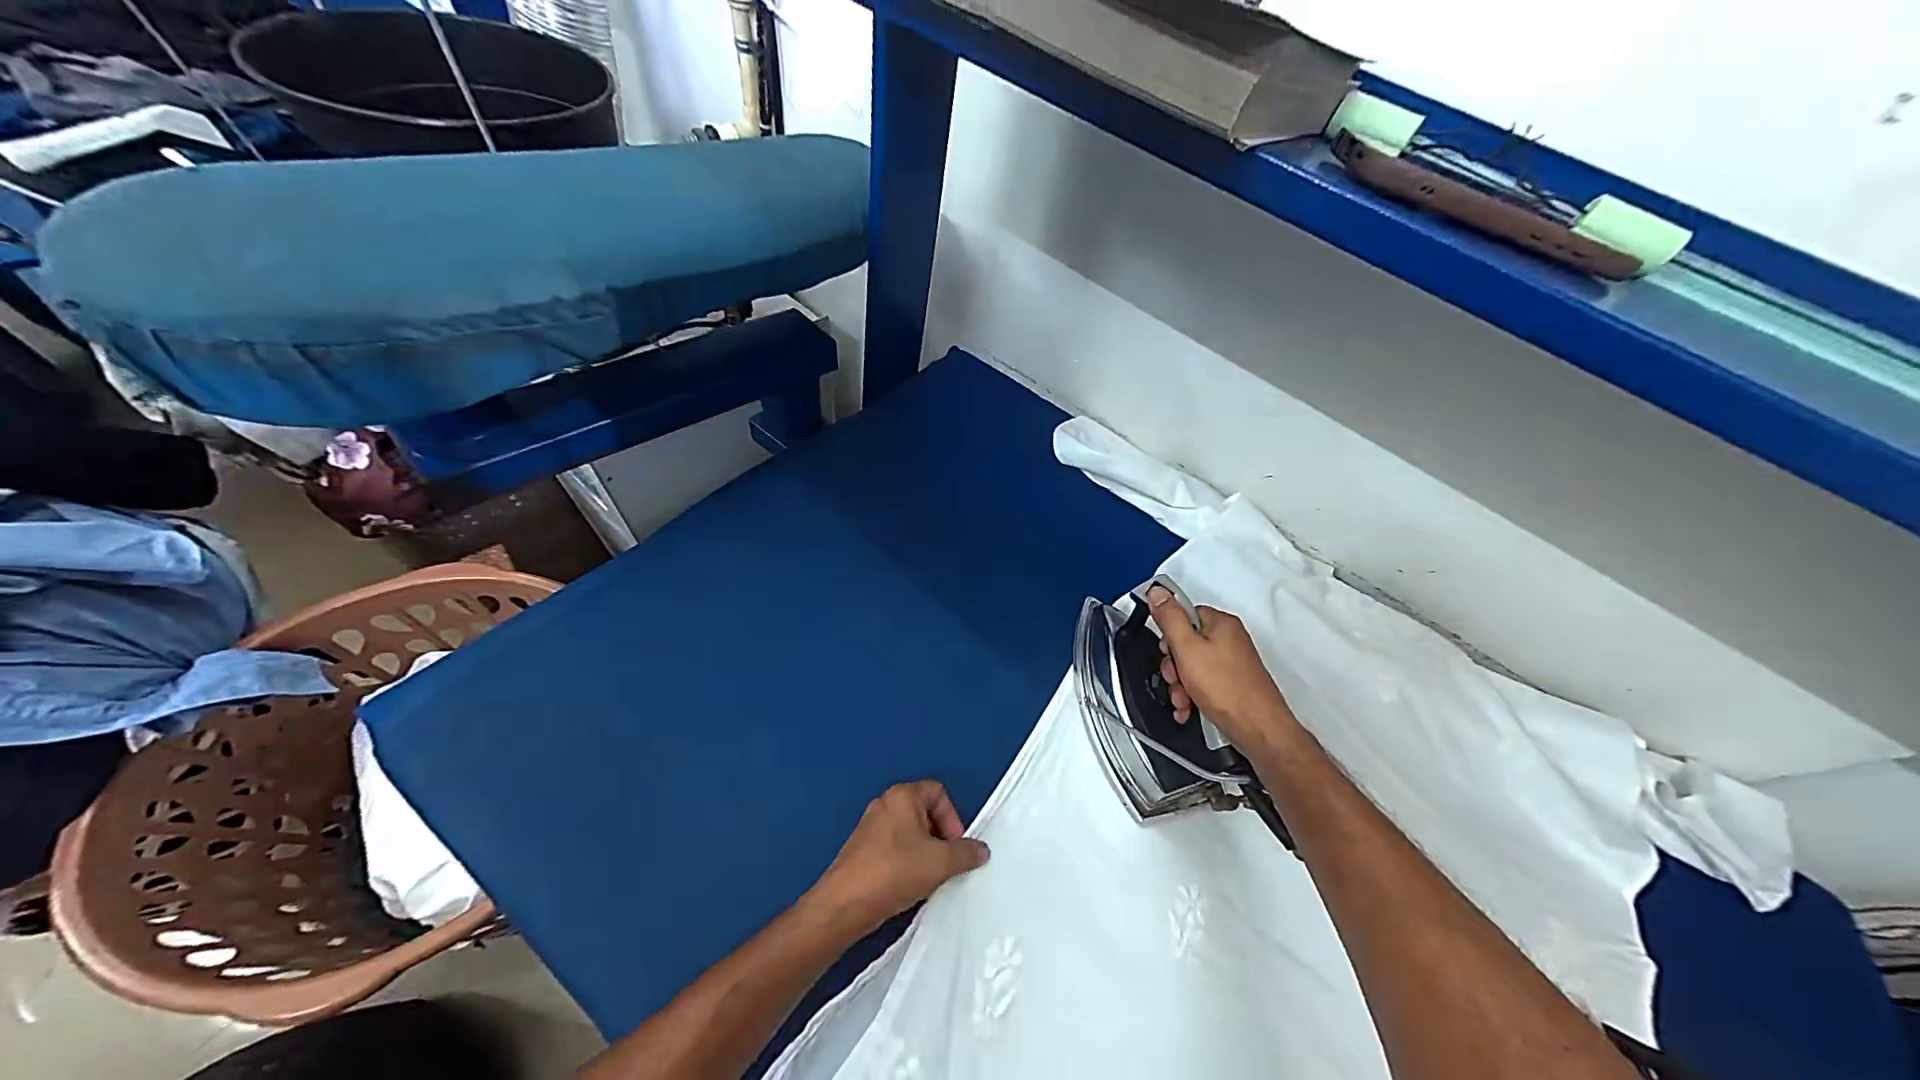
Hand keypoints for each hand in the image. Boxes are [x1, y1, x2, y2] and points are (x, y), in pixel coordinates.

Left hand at [807, 781, 989, 938]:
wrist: (845, 904)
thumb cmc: (894, 872)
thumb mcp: (941, 862)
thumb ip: (966, 853)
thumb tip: (980, 850)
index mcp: (902, 796)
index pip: (938, 793)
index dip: (953, 817)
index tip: (956, 846)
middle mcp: (884, 804)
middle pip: (924, 812)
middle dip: (941, 837)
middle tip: (946, 863)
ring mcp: (870, 827)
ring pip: (910, 833)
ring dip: (925, 853)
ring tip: (929, 878)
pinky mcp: (862, 850)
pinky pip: (895, 848)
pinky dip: (907, 862)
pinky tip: (910, 886)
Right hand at [1147, 584, 1302, 756]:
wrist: (1259, 730)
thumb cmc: (1230, 691)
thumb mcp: (1187, 649)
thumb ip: (1169, 618)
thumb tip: (1157, 592)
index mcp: (1221, 624)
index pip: (1183, 614)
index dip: (1169, 635)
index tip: (1167, 651)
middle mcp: (1229, 640)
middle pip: (1186, 642)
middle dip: (1174, 665)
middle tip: (1176, 678)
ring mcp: (1232, 662)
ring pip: (1192, 665)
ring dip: (1181, 684)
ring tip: (1184, 698)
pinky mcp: (1232, 683)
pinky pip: (1204, 682)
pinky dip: (1193, 695)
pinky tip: (1190, 708)